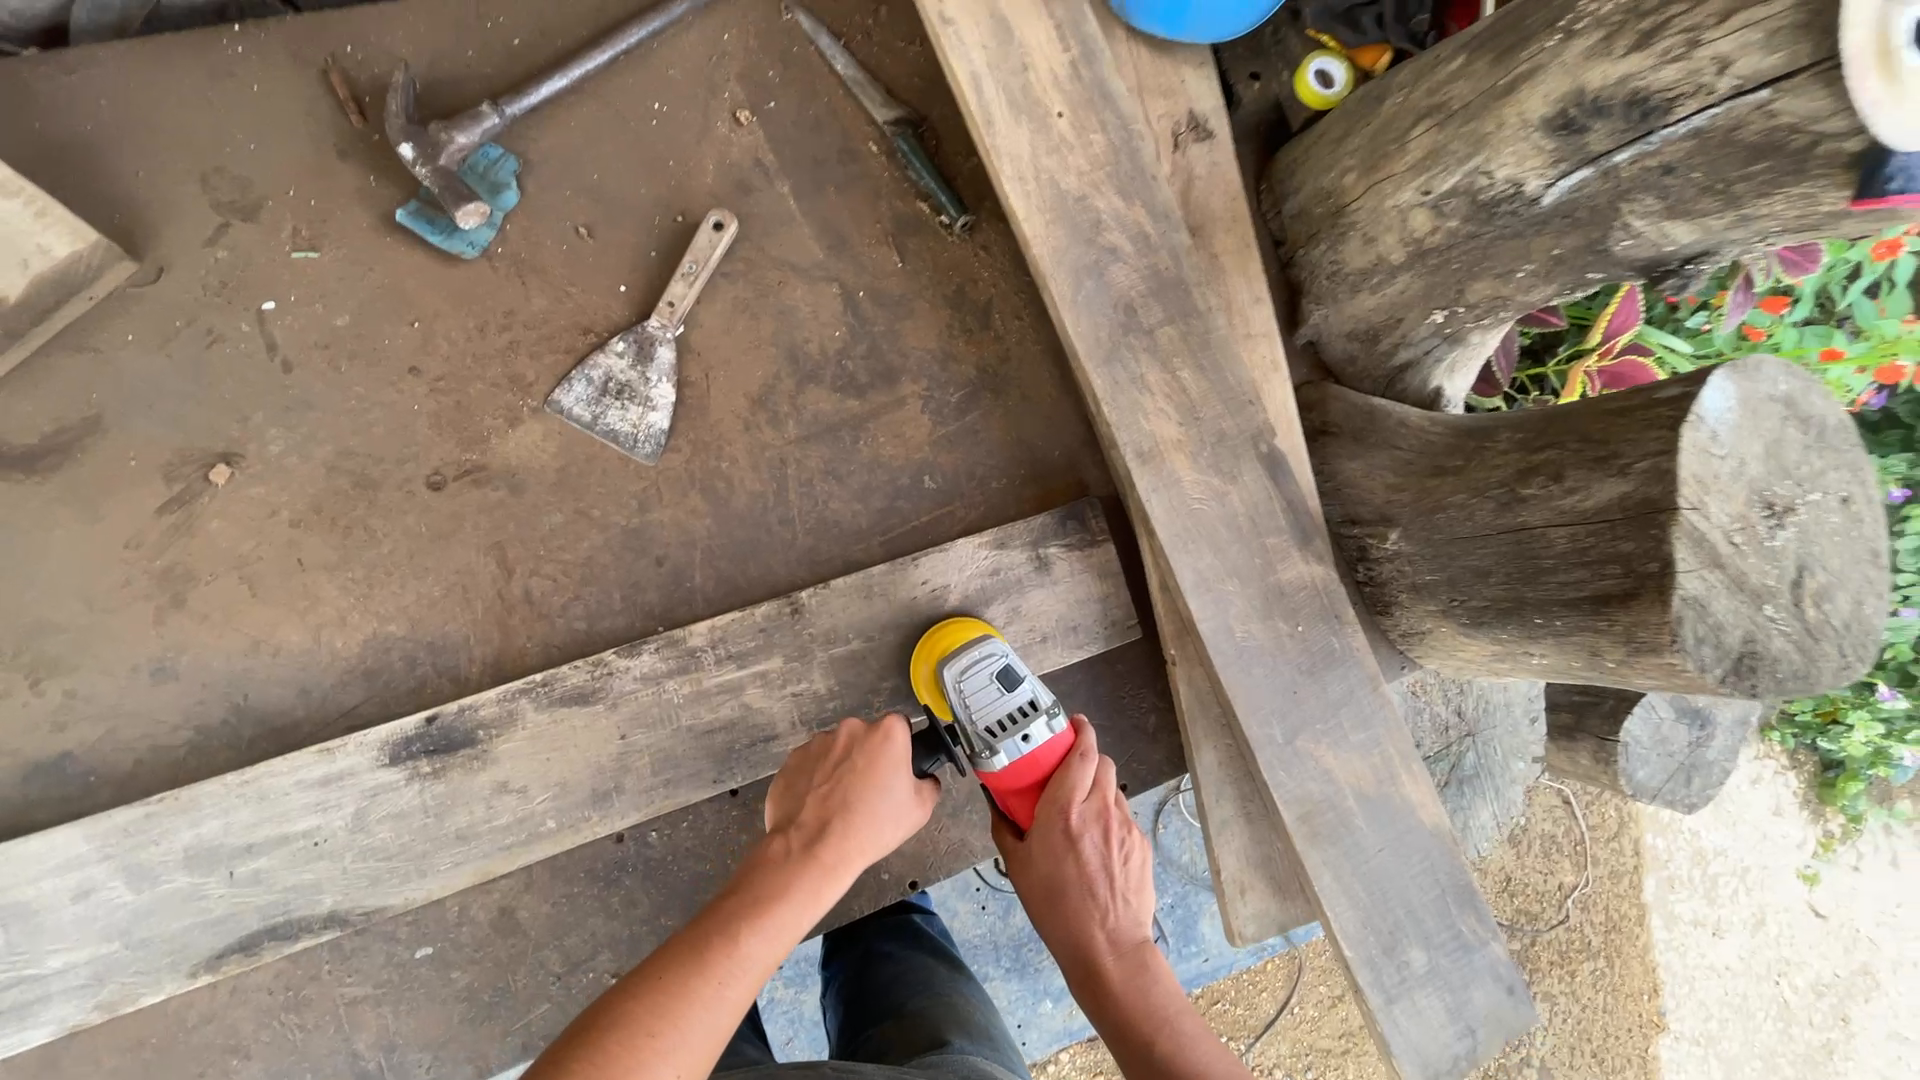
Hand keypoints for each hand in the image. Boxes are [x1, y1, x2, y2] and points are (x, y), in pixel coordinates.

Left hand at [764, 713, 941, 878]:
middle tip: (869, 790)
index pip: (900, 726)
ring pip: (837, 749)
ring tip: (840, 803)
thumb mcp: (920, 810)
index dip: (900, 748)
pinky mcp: (793, 759)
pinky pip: (811, 764)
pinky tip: (819, 806)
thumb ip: (929, 784)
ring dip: (840, 767)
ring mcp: (818, 742)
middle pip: (866, 736)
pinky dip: (815, 779)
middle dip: (869, 756)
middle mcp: (851, 728)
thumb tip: (925, 779)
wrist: (813, 849)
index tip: (895, 769)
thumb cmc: (870, 827)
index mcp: (887, 733)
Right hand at [990, 714, 1156, 986]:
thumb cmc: (1055, 906)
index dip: (1080, 730)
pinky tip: (1098, 846)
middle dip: (1088, 758)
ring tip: (1083, 815)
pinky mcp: (1141, 843)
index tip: (1073, 723)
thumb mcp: (1017, 865)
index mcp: (1064, 808)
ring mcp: (1125, 825)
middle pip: (1102, 762)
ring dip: (1098, 790)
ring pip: (1114, 789)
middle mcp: (1099, 808)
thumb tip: (996, 803)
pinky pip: (1124, 817)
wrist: (1107, 946)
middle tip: (1070, 772)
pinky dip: (1110, 818)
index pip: (1082, 751)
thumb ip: (1005, 827)